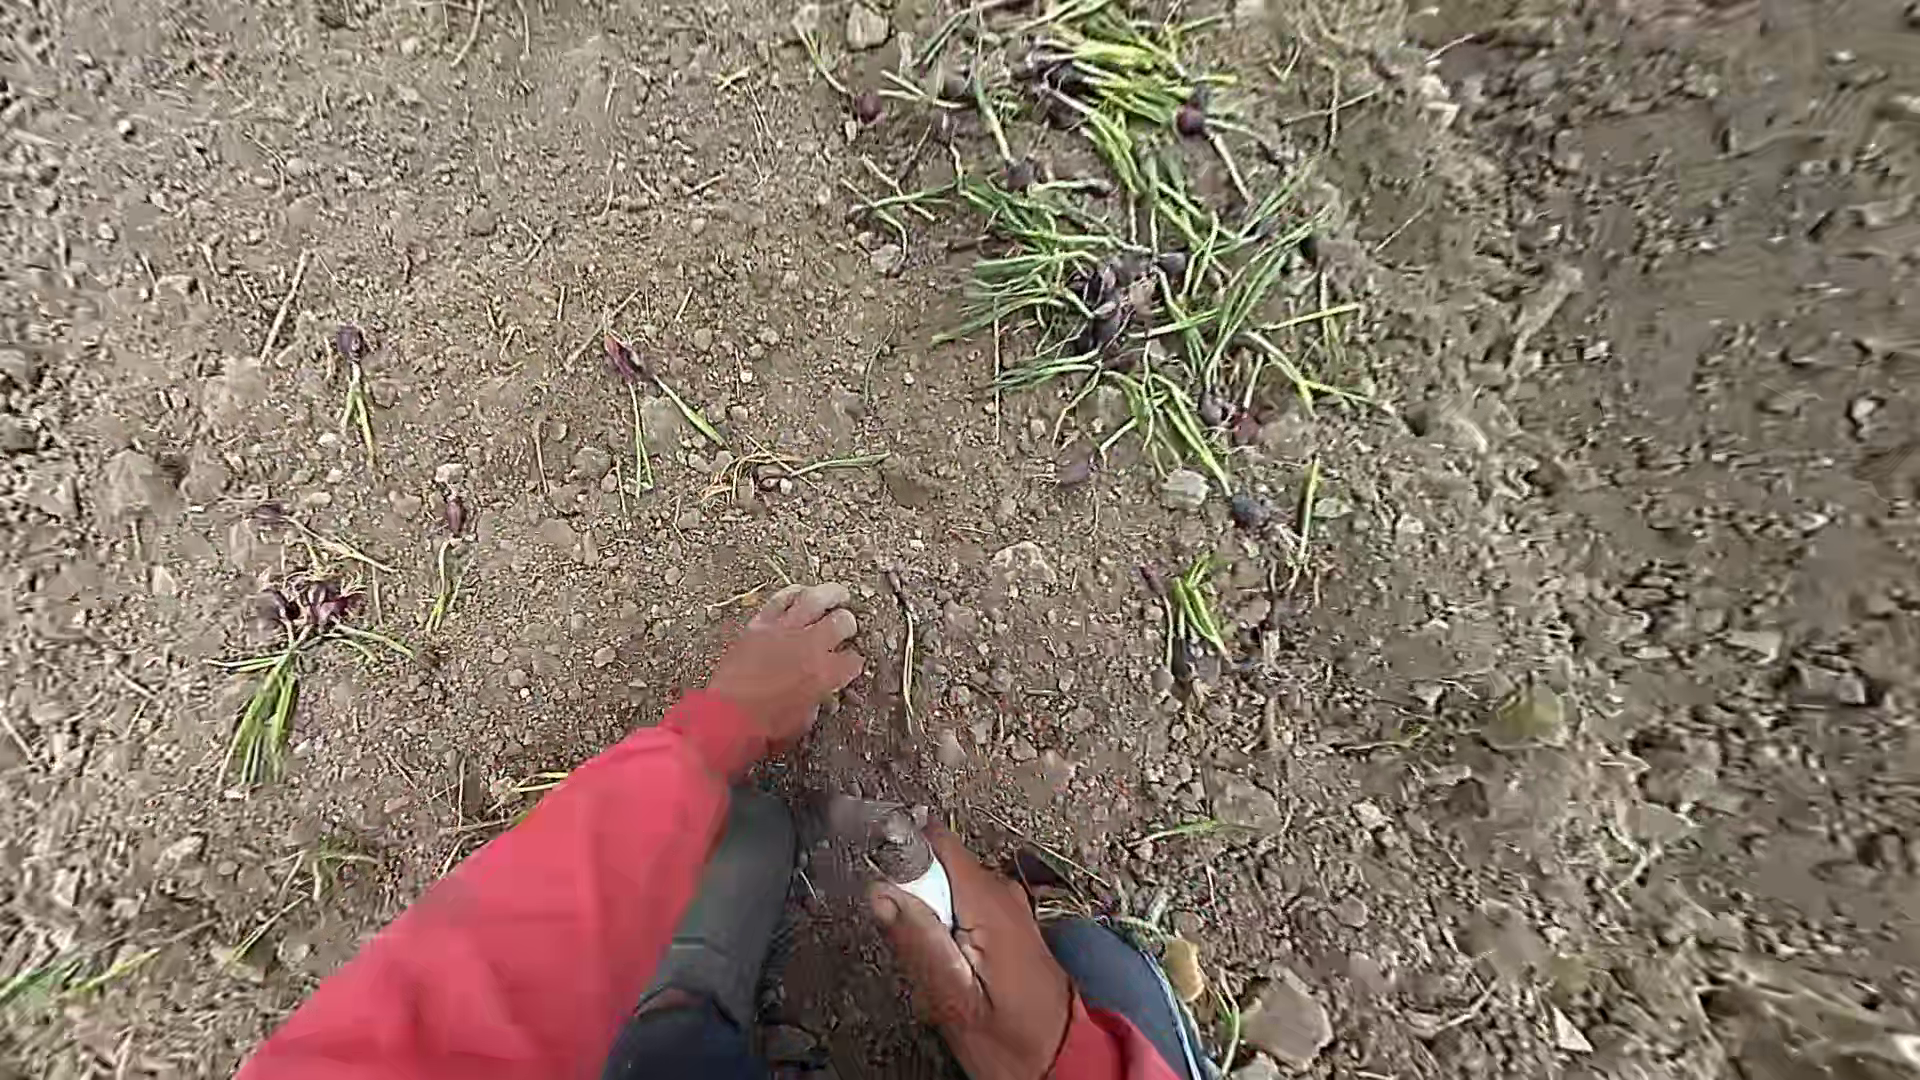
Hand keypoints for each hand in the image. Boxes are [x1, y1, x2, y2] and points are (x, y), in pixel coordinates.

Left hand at [707, 582, 862, 745]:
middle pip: (842, 622)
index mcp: (826, 673)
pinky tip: (801, 593)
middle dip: (849, 624)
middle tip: (847, 626)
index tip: (851, 663)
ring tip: (839, 594)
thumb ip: (817, 701)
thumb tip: (821, 692)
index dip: (854, 661)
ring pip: (815, 599)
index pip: (853, 659)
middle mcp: (810, 645)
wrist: (725, 719)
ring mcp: (785, 631)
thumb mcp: (803, 721)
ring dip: (831, 595)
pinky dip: (793, 594)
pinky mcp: (760, 625)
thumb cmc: (765, 729)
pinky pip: (780, 600)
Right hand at [869, 825, 1072, 1079]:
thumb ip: (918, 941)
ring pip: (946, 885)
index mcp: (987, 898)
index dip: (903, 854)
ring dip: (929, 917)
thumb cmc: (1012, 1040)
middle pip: (938, 864)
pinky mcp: (1004, 914)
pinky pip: (962, 902)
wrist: (1062, 1059)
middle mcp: (999, 887)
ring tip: (938, 966)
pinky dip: (947, 926)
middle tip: (917, 950)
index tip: (885, 888)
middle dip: (914, 898)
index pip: (936, 840)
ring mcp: (1005, 899)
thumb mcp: (954, 999)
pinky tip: (955, 966)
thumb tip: (881, 892)